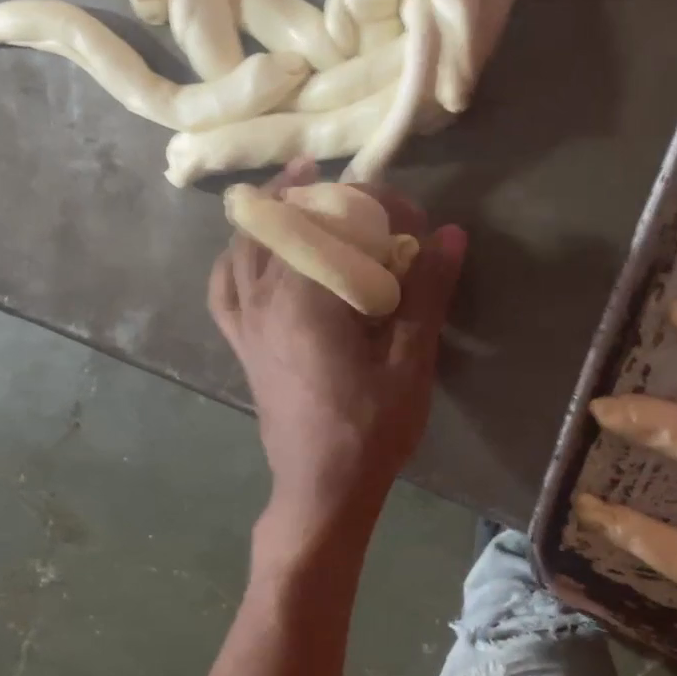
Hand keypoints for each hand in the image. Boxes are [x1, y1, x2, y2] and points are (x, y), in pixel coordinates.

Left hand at [208, 159, 467, 532]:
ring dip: (276, 208)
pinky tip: (255, 248)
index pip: (339, 223)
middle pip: (287, 220)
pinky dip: (239, 254)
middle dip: (332, 199)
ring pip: (248, 242)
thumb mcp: (410, 366)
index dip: (382, 209)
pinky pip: (226, 283)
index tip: (419, 225)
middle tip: (372, 202)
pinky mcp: (242, 343)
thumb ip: (426, 295)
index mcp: (308, 299)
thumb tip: (450, 235)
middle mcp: (265, 298)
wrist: (322, 488)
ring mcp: (246, 320)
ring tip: (303, 187)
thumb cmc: (370, 433)